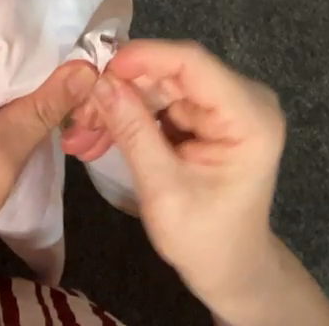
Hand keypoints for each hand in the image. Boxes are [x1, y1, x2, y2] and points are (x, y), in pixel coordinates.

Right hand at [68, 41, 295, 316]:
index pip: (193, 63)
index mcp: (249, 116)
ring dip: (118, 102)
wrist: (231, 271)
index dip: (145, 57)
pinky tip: (98, 131)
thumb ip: (133, 132)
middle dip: (122, 87)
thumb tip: (100, 82)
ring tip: (81, 128)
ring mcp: (222, 104)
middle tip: (79, 110)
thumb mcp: (164, 191)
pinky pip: (159, 99)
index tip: (100, 69)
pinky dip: (128, 113)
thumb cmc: (206, 241)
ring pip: (158, 84)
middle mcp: (241, 98)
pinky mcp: (204, 112)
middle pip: (171, 72)